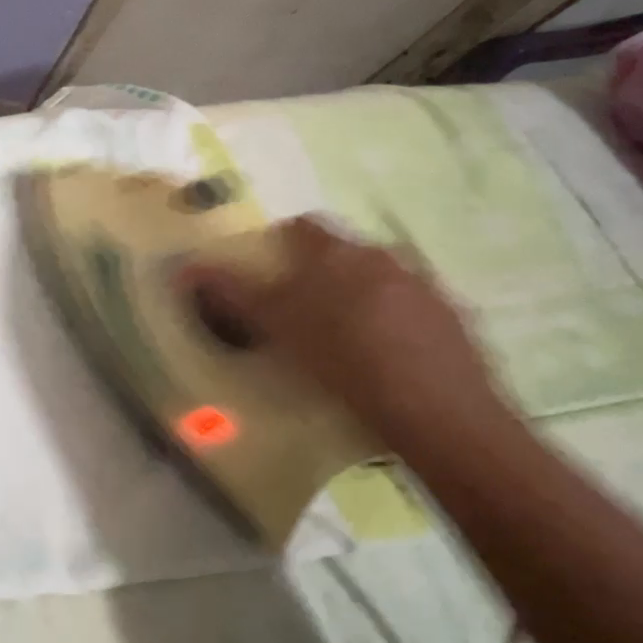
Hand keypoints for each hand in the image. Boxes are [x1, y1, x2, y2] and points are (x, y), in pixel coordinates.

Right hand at [179, 216, 511, 448]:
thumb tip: (186, 267)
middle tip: (292, 310)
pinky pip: (408, 308)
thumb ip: (232, 293)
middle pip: (340, 253)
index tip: (260, 272)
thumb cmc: (345, 363)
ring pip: (377, 279)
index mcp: (340, 253)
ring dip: (353, 297)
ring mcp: (428, 288)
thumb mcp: (277, 328)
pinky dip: (388, 323)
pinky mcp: (456, 322)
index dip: (276, 243)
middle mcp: (387, 257)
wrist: (441, 416)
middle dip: (315, 274)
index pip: (301, 226)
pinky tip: (377, 359)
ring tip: (334, 338)